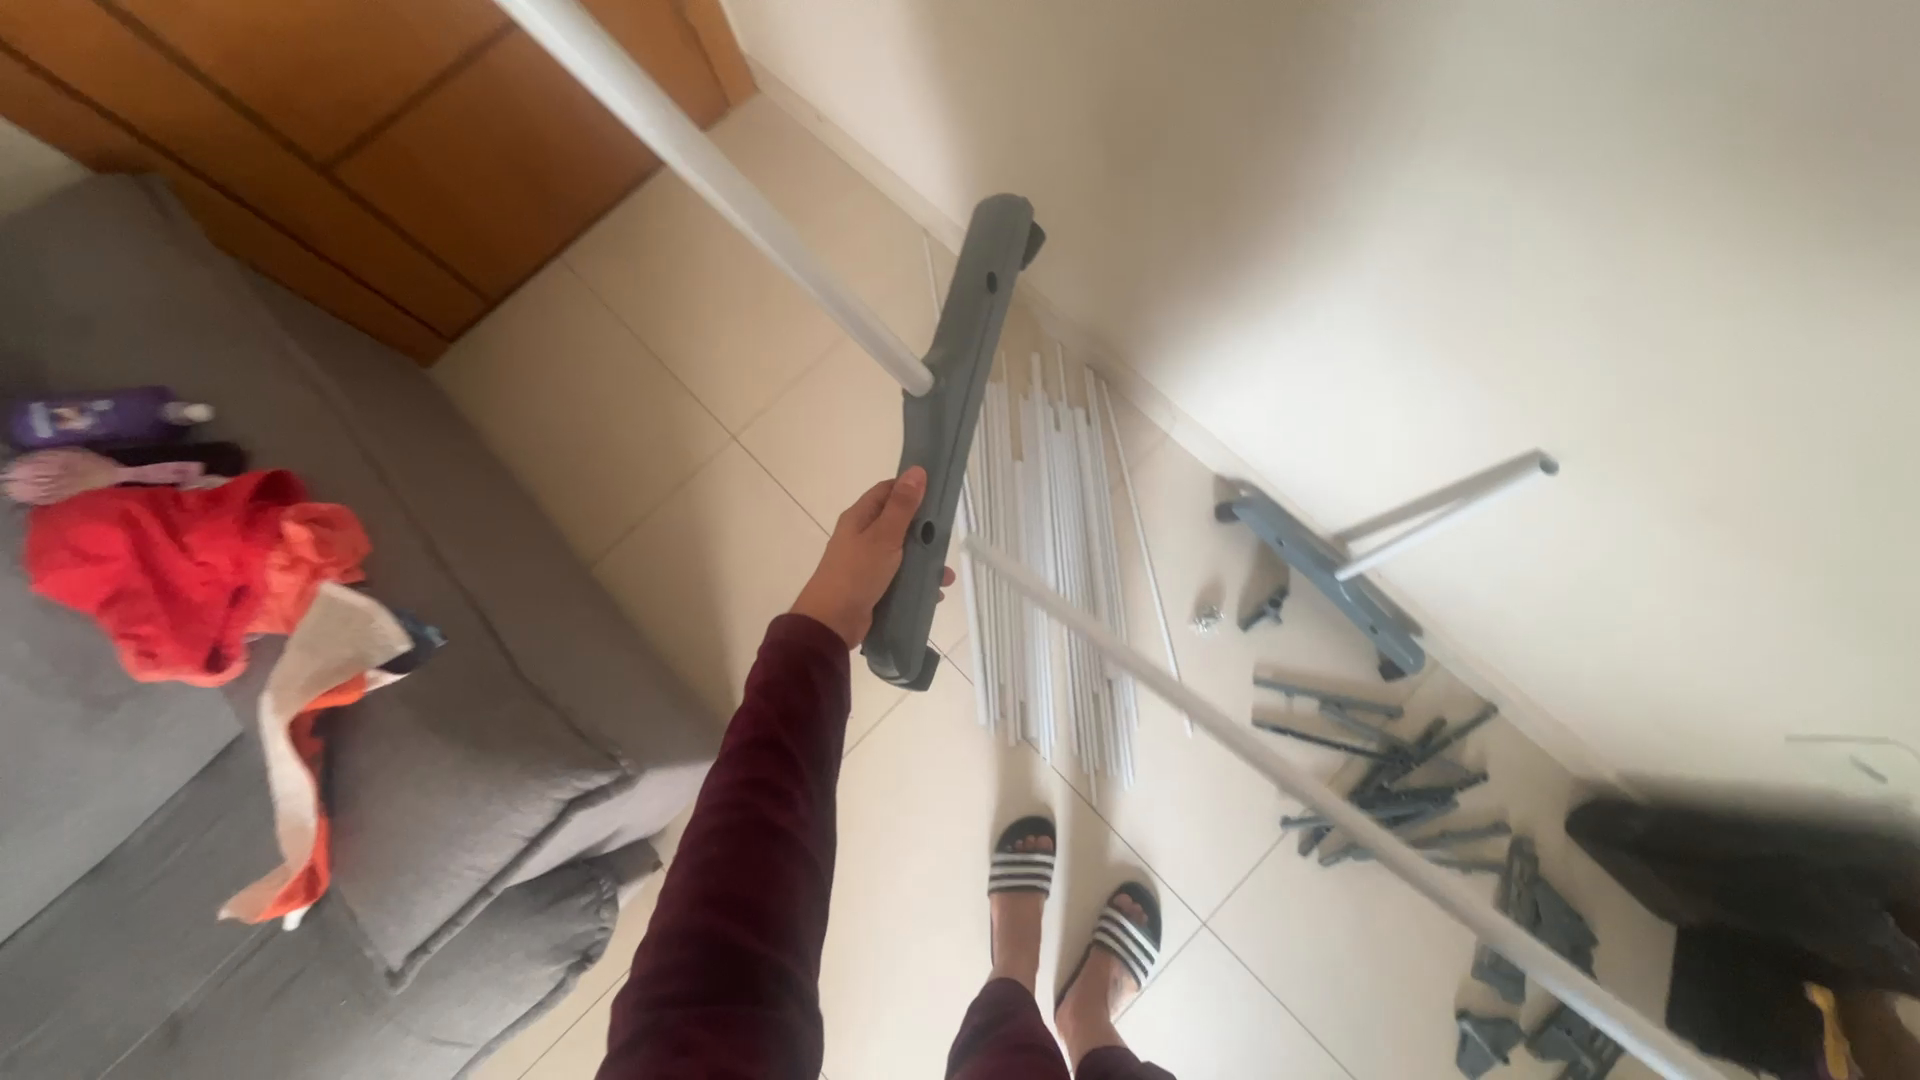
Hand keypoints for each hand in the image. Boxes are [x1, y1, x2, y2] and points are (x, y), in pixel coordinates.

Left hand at [790, 466, 956, 648]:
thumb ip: (902, 506)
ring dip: (925, 562)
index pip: (887, 492)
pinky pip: (901, 580)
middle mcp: (862, 537)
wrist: (832, 622)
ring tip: (945, 576)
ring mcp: (867, 563)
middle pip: (899, 524)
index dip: (910, 489)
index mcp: (859, 518)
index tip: (938, 493)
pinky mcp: (874, 587)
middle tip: (946, 539)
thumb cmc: (856, 573)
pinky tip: (934, 594)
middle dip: (925, 531)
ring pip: (903, 555)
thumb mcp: (884, 536)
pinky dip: (917, 584)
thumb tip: (917, 470)